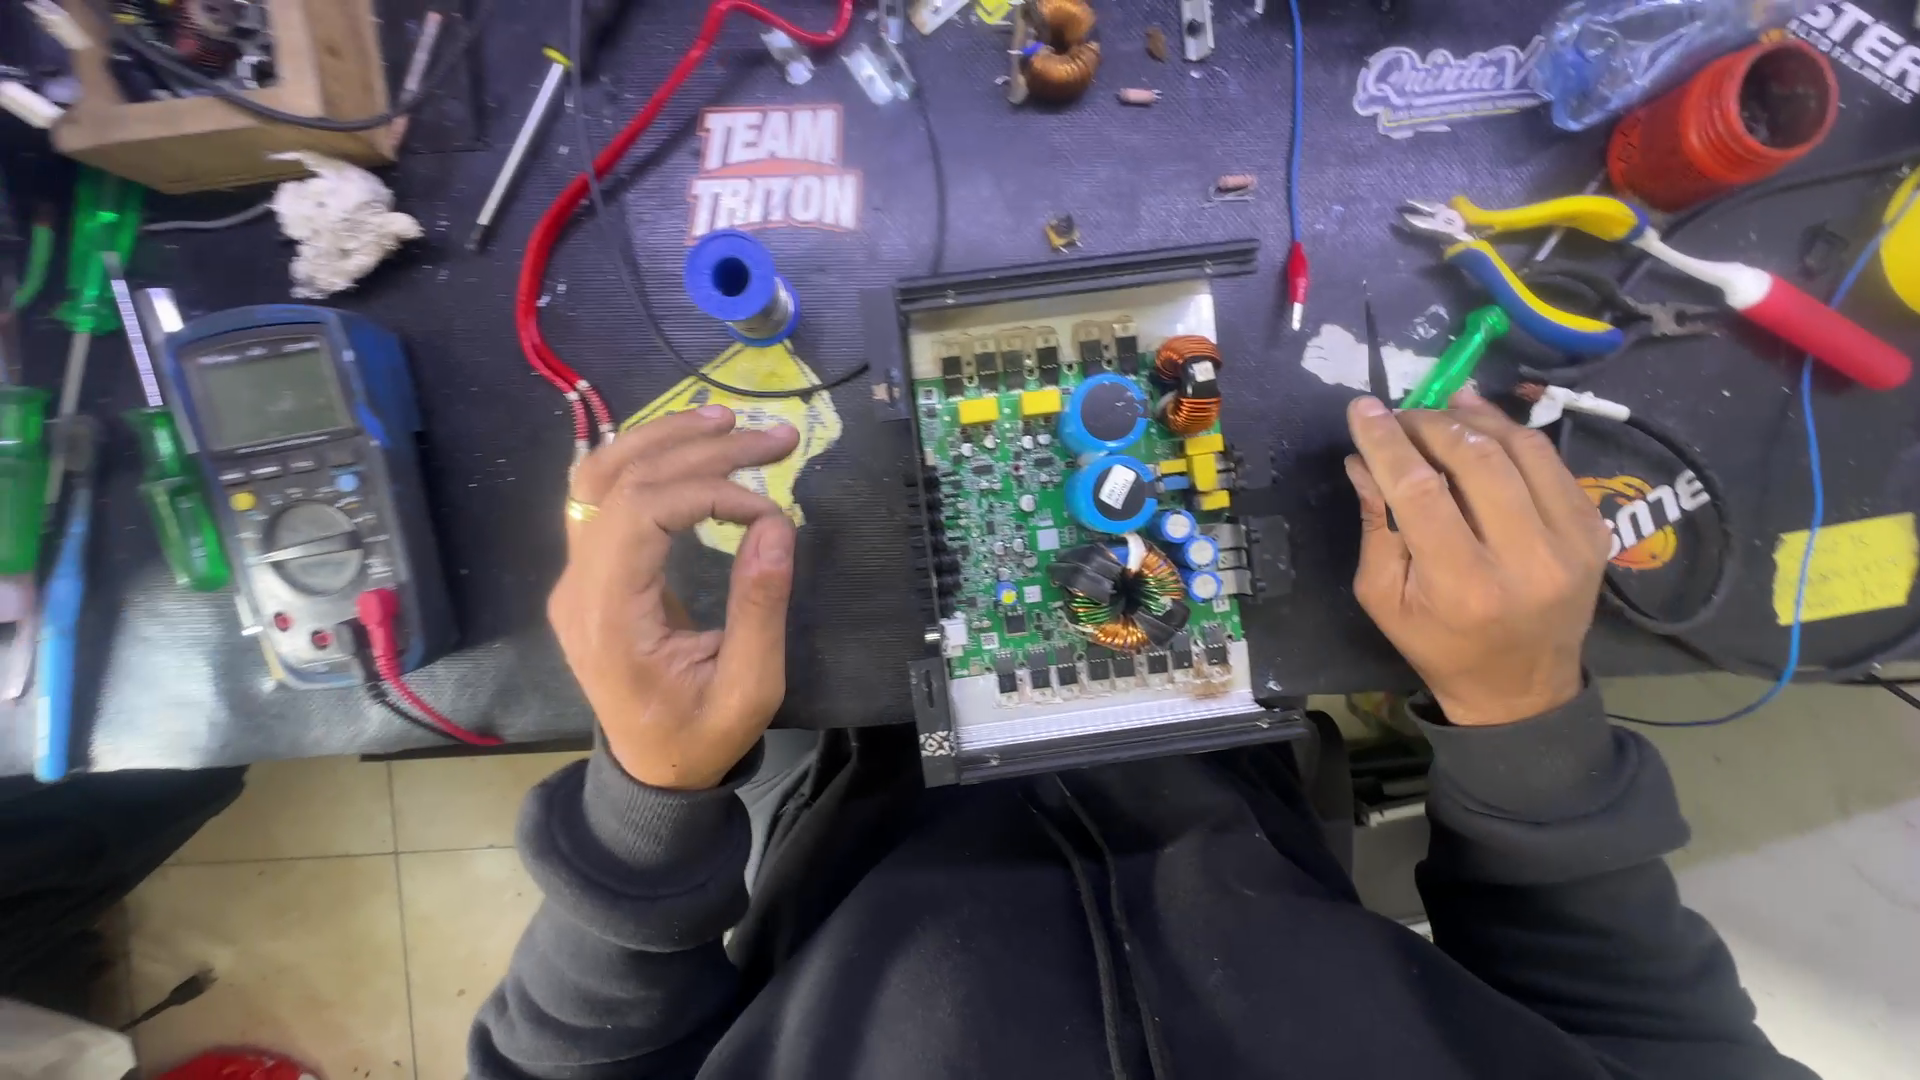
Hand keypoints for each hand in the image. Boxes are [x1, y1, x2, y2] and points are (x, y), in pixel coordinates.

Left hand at [549, 405, 800, 788]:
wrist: (652, 769)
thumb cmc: (702, 735)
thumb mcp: (750, 687)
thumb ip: (759, 606)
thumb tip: (775, 524)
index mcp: (610, 616)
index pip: (643, 510)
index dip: (711, 490)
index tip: (771, 511)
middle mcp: (579, 583)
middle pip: (622, 478)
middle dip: (703, 448)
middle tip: (775, 438)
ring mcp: (577, 574)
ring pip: (601, 474)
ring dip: (668, 438)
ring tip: (730, 422)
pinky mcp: (592, 570)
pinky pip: (605, 495)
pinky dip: (649, 460)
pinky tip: (690, 445)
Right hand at [1344, 389, 1608, 726]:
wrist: (1519, 685)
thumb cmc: (1436, 643)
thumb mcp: (1381, 595)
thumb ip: (1375, 526)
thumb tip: (1362, 461)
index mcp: (1461, 584)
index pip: (1420, 491)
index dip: (1387, 443)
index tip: (1362, 408)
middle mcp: (1524, 559)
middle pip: (1476, 461)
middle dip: (1428, 424)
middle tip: (1398, 414)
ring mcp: (1570, 542)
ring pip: (1521, 451)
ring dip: (1474, 418)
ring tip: (1439, 405)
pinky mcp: (1593, 531)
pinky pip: (1551, 463)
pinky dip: (1512, 434)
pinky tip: (1482, 420)